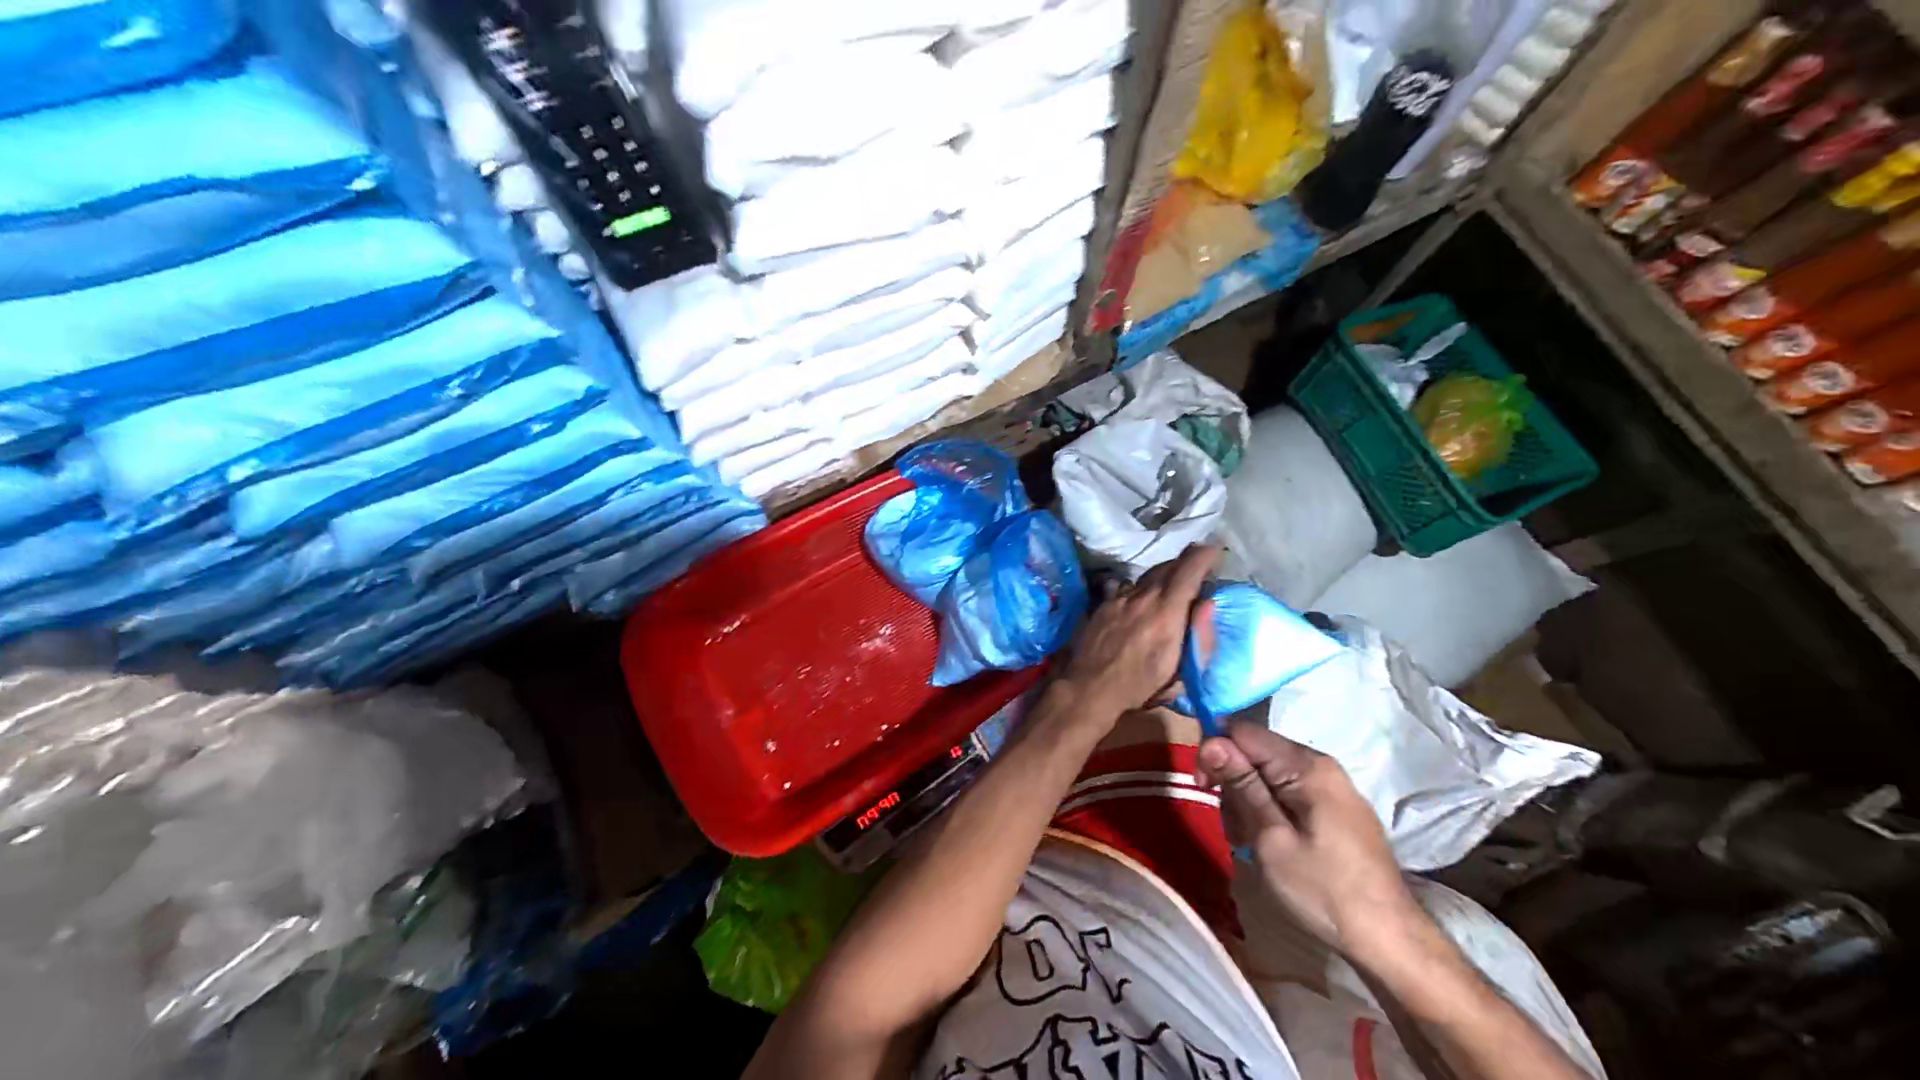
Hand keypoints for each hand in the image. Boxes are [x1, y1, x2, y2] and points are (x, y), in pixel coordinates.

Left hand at [1055, 544, 1220, 715]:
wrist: (1090, 687)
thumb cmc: (1140, 686)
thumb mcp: (1180, 671)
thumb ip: (1199, 636)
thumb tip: (1208, 603)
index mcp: (1166, 611)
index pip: (1189, 569)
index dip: (1205, 555)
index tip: (1216, 549)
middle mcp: (1142, 596)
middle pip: (1168, 567)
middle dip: (1186, 563)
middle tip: (1198, 568)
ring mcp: (1119, 598)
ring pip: (1145, 577)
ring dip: (1162, 577)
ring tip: (1170, 586)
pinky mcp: (1102, 604)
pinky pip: (1126, 588)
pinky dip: (1139, 591)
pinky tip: (1139, 602)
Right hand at [1197, 722, 1427, 965]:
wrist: (1390, 940)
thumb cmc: (1324, 890)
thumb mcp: (1272, 838)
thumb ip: (1242, 786)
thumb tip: (1211, 741)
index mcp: (1308, 767)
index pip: (1244, 732)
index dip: (1216, 752)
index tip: (1202, 786)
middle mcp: (1321, 766)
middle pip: (1255, 752)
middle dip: (1232, 782)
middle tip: (1229, 826)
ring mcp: (1330, 787)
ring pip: (1267, 774)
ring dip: (1247, 802)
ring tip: (1247, 842)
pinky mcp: (1333, 809)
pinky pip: (1286, 793)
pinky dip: (1267, 811)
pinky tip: (1265, 843)